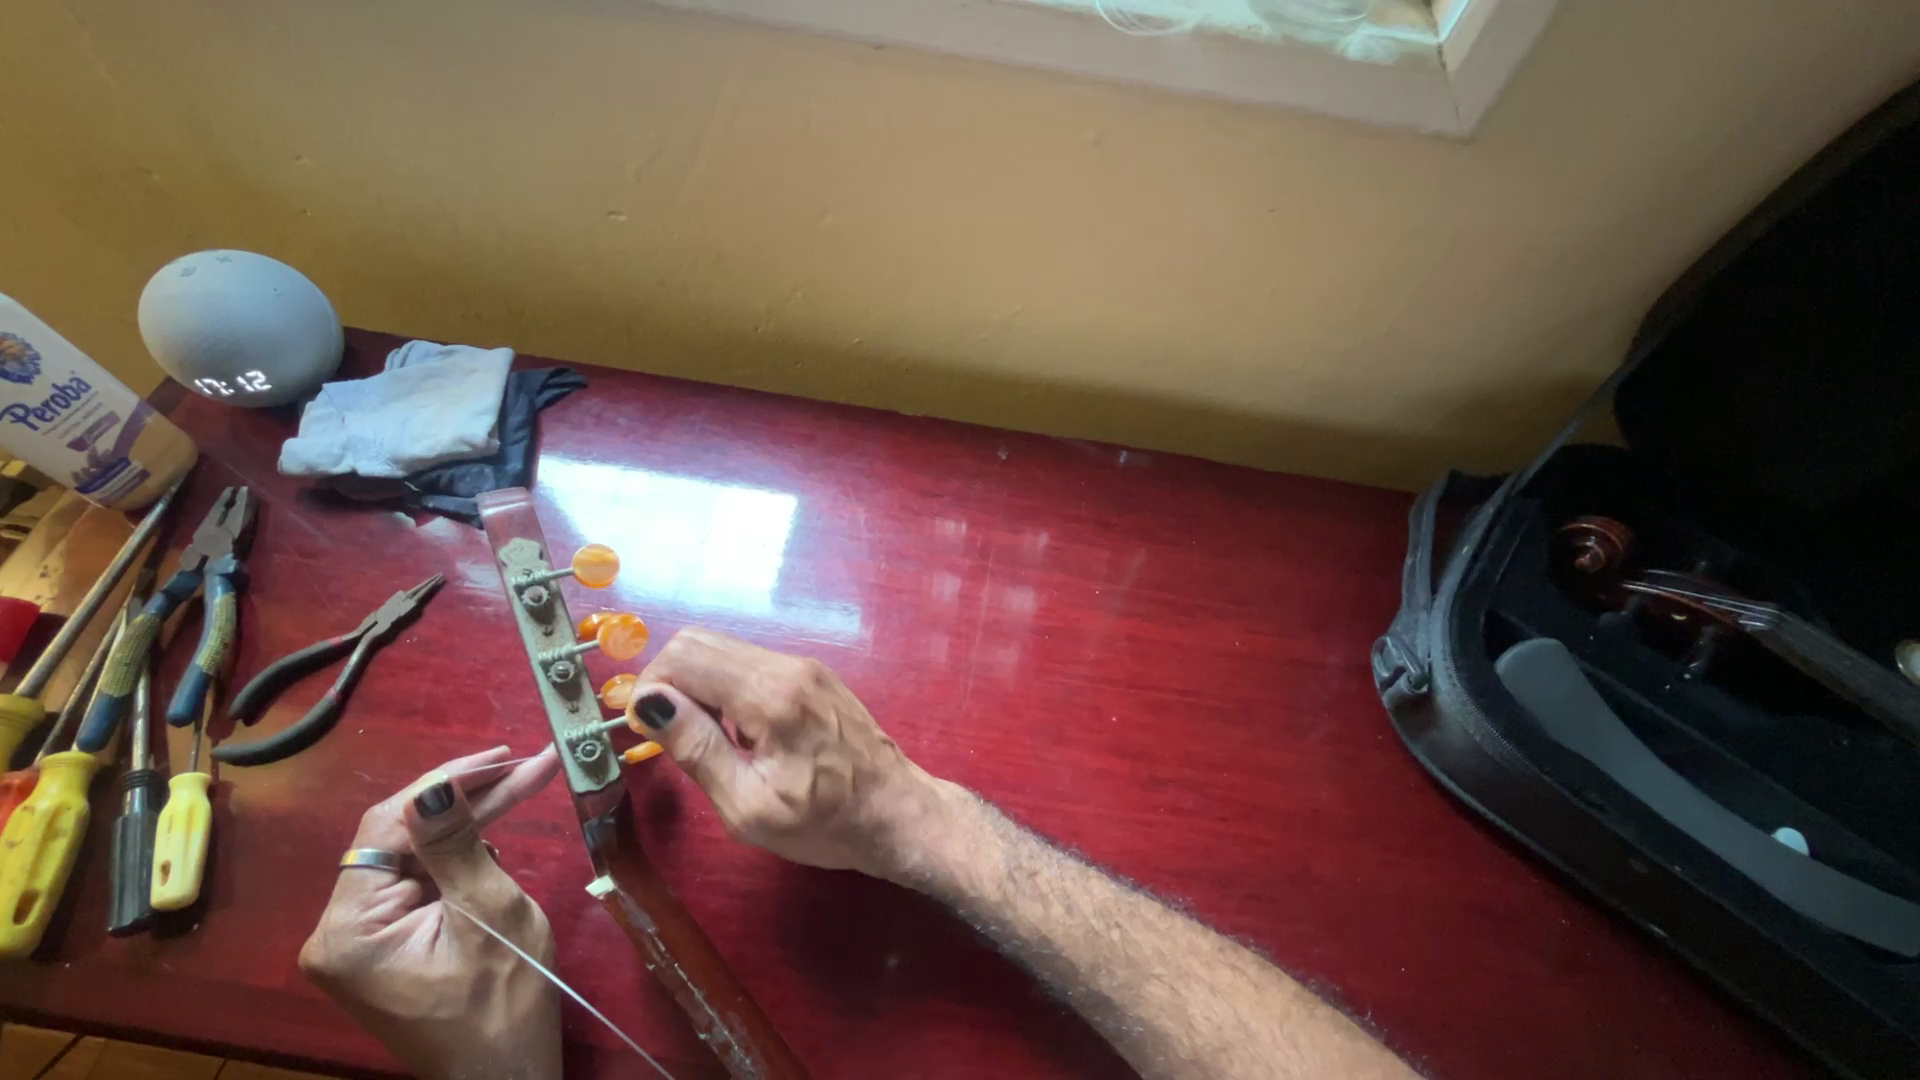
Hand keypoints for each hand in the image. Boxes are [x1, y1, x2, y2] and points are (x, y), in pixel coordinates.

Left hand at [299, 745, 563, 1079]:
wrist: (505, 1070)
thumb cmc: (503, 997)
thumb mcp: (488, 912)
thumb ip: (456, 845)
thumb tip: (435, 787)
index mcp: (351, 927)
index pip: (390, 825)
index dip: (448, 782)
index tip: (504, 755)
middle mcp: (341, 928)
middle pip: (403, 834)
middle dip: (468, 795)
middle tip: (528, 762)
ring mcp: (364, 936)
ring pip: (418, 851)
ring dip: (471, 817)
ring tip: (526, 779)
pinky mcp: (390, 940)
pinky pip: (424, 876)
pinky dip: (463, 850)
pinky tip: (497, 829)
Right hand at [632, 628, 955, 882]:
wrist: (897, 813)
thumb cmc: (825, 824)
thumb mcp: (748, 805)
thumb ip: (696, 748)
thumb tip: (649, 702)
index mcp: (770, 695)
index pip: (683, 656)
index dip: (649, 690)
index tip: (646, 733)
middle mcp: (787, 666)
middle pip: (700, 642)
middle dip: (669, 682)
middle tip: (672, 736)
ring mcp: (804, 666)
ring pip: (725, 649)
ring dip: (698, 685)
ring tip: (707, 739)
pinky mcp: (814, 675)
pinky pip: (751, 663)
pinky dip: (726, 686)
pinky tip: (738, 731)